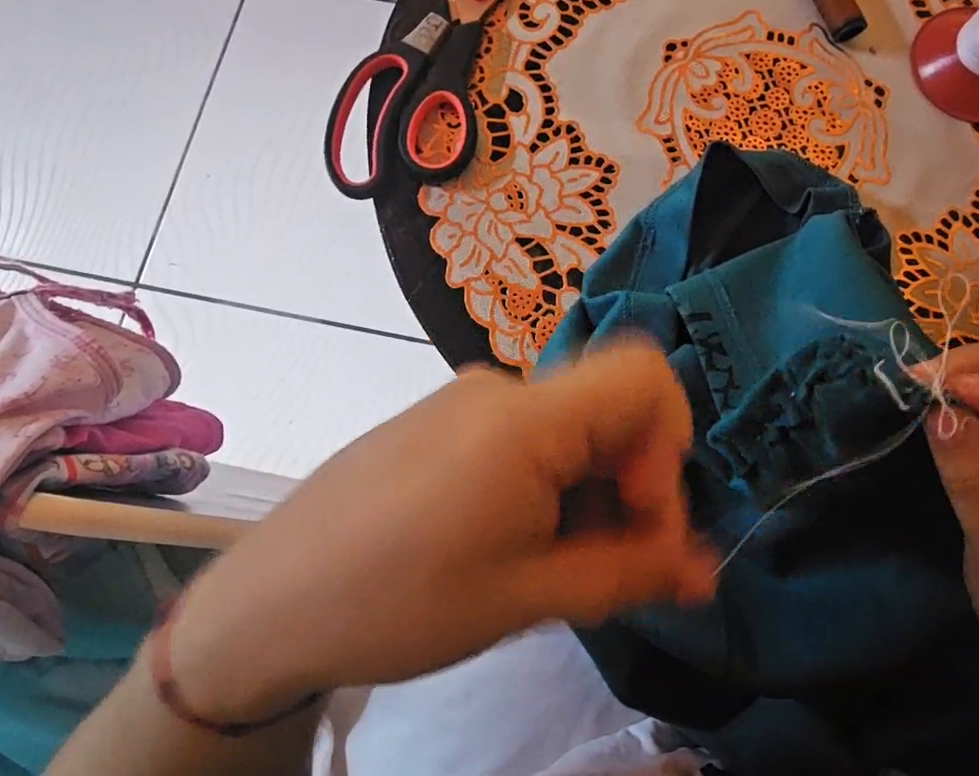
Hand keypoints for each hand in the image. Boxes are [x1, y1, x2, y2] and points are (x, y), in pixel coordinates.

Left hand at [167, 342, 718, 722]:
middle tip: (607, 569)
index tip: (641, 522)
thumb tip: (710, 568)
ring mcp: (466, 398)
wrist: (268, 600)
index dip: (671, 448)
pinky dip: (547, 483)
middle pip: (610, 410)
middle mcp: (501, 387)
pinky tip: (509, 543)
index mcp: (527, 417)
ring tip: (548, 568)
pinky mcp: (442, 418)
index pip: (647, 377)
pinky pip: (526, 434)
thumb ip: (629, 572)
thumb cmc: (398, 601)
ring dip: (587, 493)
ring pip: (570, 429)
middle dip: (631, 487)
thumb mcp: (526, 598)